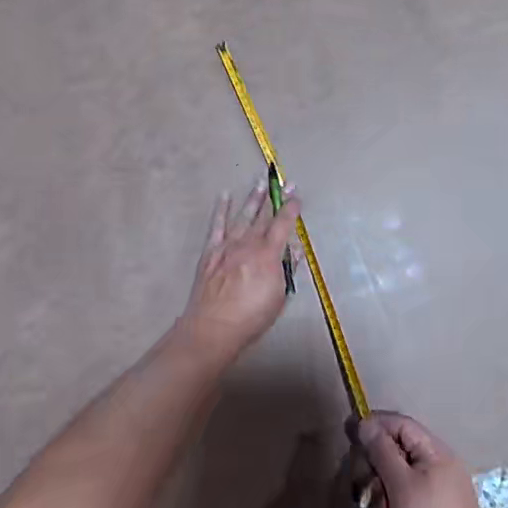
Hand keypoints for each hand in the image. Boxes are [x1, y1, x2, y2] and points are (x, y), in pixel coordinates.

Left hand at [178, 181, 298, 357]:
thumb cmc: (252, 317)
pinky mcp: (211, 250)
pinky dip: (221, 209)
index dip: (291, 209)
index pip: (282, 225)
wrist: (214, 326)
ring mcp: (227, 245)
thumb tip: (295, 250)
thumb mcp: (279, 297)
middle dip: (274, 198)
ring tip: (259, 182)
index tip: (296, 195)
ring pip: (242, 216)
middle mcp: (248, 244)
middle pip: (263, 216)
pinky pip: (217, 224)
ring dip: (252, 198)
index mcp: (268, 255)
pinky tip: (225, 196)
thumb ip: (287, 270)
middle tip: (281, 181)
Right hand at [351, 412, 501, 507]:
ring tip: (371, 496)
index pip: (401, 423)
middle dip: (376, 456)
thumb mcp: (400, 486)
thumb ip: (381, 449)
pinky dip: (393, 493)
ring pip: (402, 468)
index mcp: (439, 453)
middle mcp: (444, 465)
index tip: (348, 434)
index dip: (374, 424)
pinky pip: (410, 489)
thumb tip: (363, 421)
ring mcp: (443, 489)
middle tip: (359, 473)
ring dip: (382, 477)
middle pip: (401, 445)